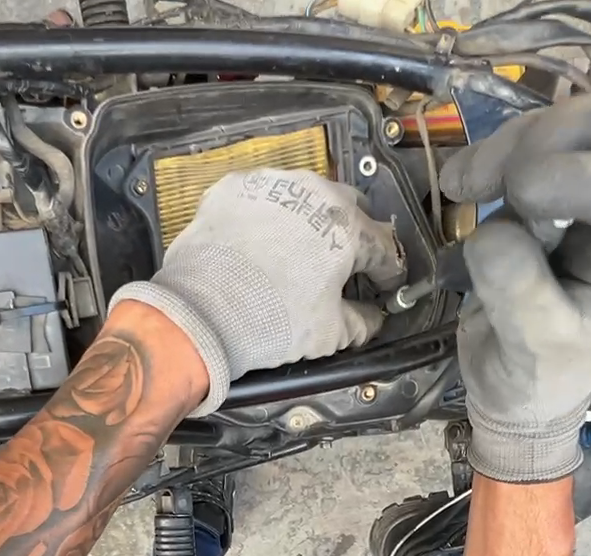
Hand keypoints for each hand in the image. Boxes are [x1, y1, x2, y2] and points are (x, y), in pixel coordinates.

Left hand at [111, 168, 405, 414]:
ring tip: (297, 251)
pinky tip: (258, 243)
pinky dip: (265, 217)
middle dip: (349, 236)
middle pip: (347, 210)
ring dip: (308, 220)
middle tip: (341, 265)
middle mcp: (314, 194)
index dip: (387, 272)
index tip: (384, 285)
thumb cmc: (270, 320)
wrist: (204, 314)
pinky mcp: (233, 189)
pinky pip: (260, 198)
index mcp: (347, 228)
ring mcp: (272, 186)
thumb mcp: (329, 334)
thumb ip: (361, 323)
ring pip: (303, 196)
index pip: (382, 248)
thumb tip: (370, 320)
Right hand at [441, 96, 590, 482]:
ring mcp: (578, 206)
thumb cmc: (536, 379)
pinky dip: (490, 156)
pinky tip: (460, 186)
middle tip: (499, 176)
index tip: (521, 195)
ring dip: (514, 143)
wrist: (513, 394)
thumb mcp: (532, 349)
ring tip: (464, 185)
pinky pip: (525, 152)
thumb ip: (519, 290)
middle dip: (557, 135)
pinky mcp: (538, 206)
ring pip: (568, 129)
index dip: (582, 177)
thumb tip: (491, 230)